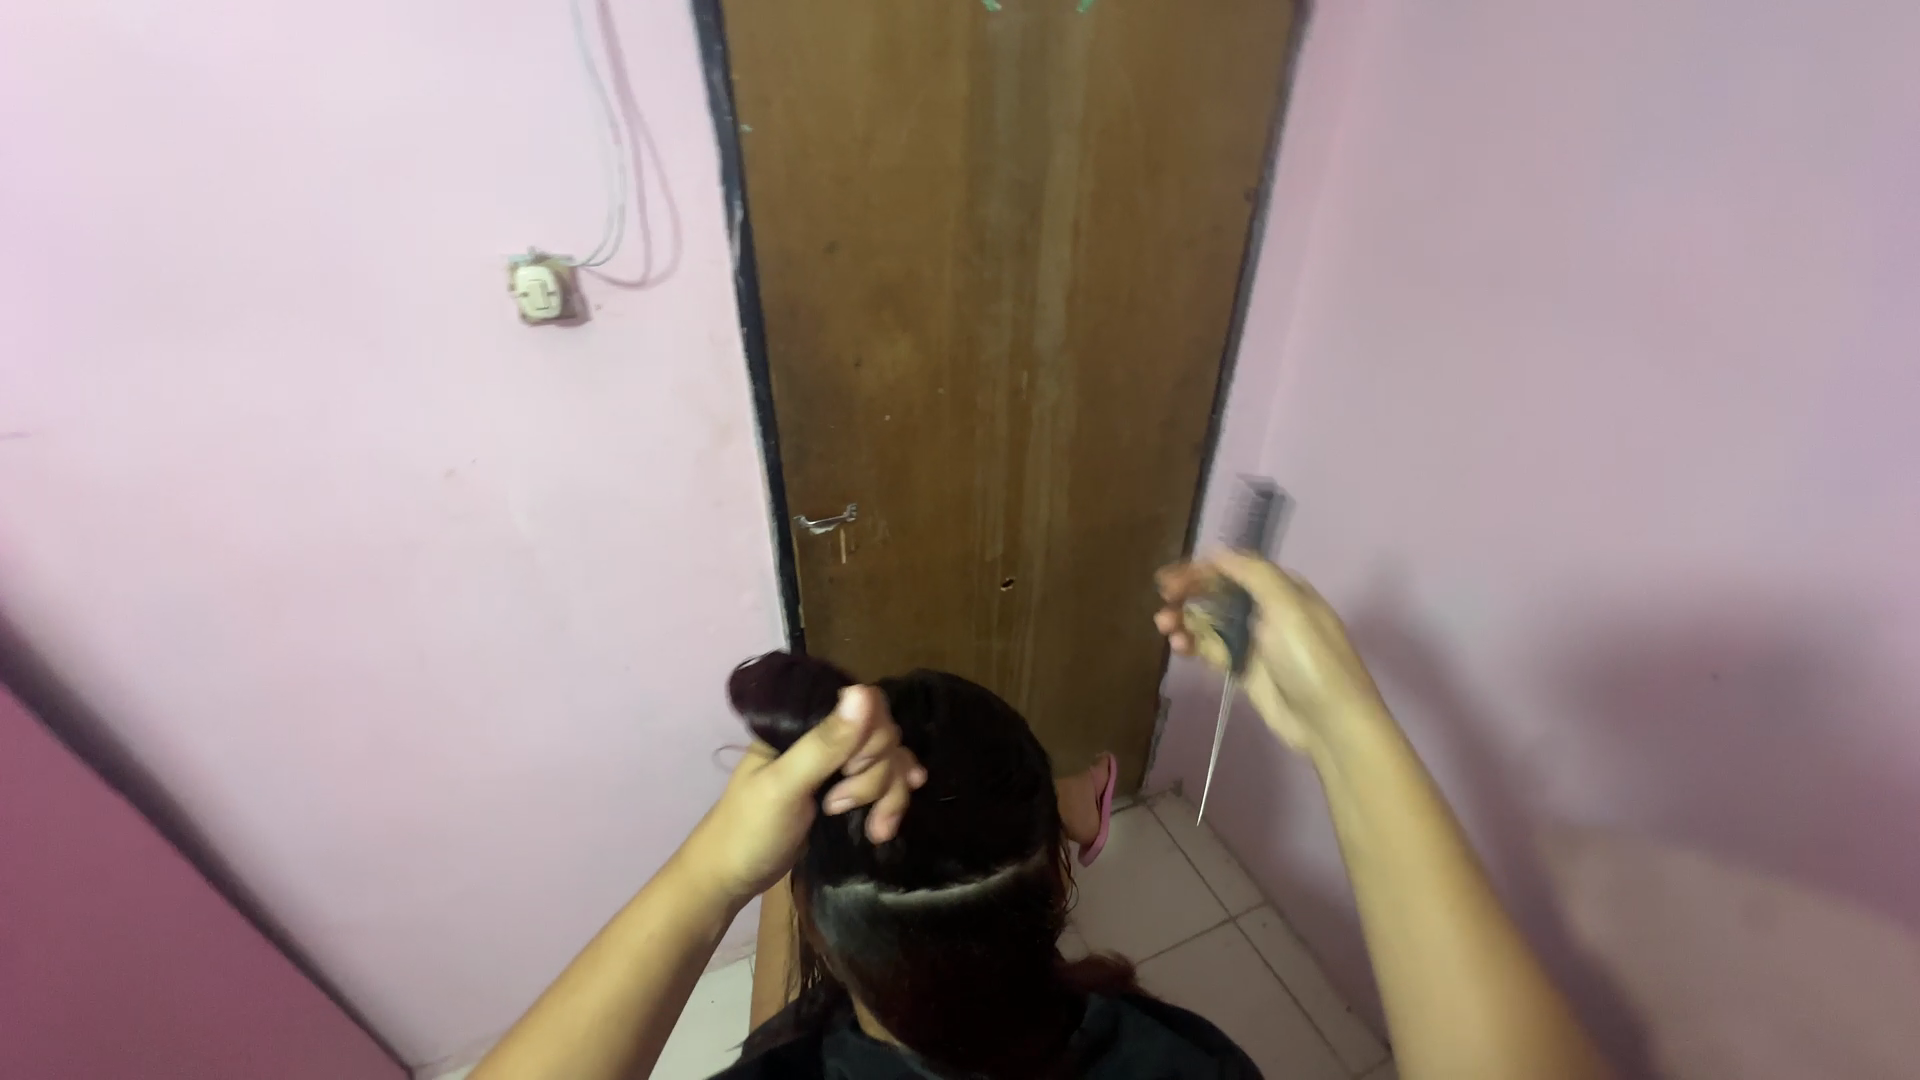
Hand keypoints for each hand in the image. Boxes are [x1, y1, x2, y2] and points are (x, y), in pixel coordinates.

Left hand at [676, 685, 925, 908]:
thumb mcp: (784, 786)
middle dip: (874, 775)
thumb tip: (864, 692)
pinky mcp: (846, 789)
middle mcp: (825, 735)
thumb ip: (824, 743)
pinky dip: (894, 799)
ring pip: (890, 760)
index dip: (871, 737)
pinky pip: (887, 781)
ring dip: (888, 793)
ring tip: (871, 828)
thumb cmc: (749, 829)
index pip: (866, 704)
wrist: (732, 879)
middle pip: (883, 735)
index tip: (850, 770)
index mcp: (805, 720)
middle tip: (837, 806)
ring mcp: (838, 764)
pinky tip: (891, 817)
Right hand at [1155, 551, 1388, 756]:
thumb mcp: (1287, 605)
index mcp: (1281, 590)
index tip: (1171, 579)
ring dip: (1185, 619)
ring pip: (1210, 621)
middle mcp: (1266, 610)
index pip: (1233, 569)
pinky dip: (1193, 644)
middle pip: (1218, 593)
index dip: (1200, 570)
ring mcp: (1254, 641)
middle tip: (1164, 601)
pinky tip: (1179, 646)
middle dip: (1188, 594)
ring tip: (1164, 627)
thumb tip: (1216, 552)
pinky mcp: (1243, 668)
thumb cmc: (1309, 658)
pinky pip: (1211, 648)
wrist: (1329, 721)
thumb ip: (1252, 573)